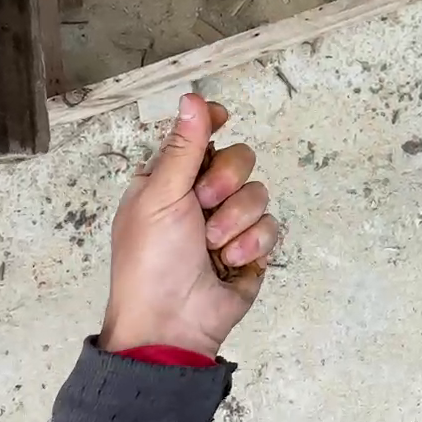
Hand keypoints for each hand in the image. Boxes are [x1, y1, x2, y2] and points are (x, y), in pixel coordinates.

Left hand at [100, 93, 280, 356]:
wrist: (171, 326)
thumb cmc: (150, 262)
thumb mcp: (160, 197)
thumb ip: (184, 146)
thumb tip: (192, 96)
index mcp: (170, 180)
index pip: (201, 135)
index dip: (214, 123)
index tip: (223, 119)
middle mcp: (201, 195)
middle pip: (239, 157)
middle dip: (226, 181)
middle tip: (204, 204)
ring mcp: (230, 220)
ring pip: (257, 190)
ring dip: (236, 220)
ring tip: (213, 246)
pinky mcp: (253, 244)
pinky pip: (270, 222)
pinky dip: (251, 242)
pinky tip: (231, 261)